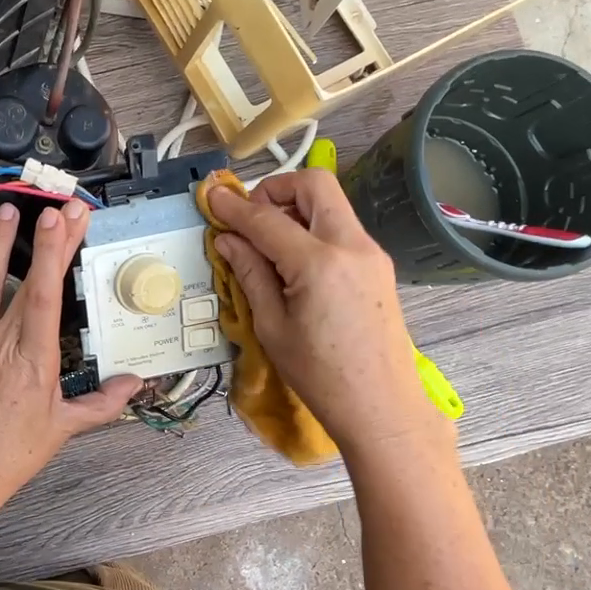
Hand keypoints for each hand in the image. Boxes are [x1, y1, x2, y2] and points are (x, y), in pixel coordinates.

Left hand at [0, 201, 141, 520]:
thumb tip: (133, 384)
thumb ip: (102, 403)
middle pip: (24, 283)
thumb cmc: (12, 454)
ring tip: (6, 213)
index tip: (65, 220)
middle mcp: (0, 344)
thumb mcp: (65, 429)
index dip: (55, 253)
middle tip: (61, 209)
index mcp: (34, 360)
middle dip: (46, 243)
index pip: (46, 295)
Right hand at [205, 169, 445, 453]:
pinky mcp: (376, 265)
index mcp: (319, 264)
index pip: (268, 219)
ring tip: (264, 242)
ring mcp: (370, 253)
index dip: (234, 207)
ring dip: (293, 208)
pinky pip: (339, 228)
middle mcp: (352, 246)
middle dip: (275, 189)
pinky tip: (289, 261)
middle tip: (248, 216)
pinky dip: (310, 228)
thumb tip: (229, 241)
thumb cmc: (319, 375)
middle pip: (315, 184)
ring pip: (330, 203)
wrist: (379, 404)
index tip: (211, 196)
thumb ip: (250, 274)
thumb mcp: (272, 326)